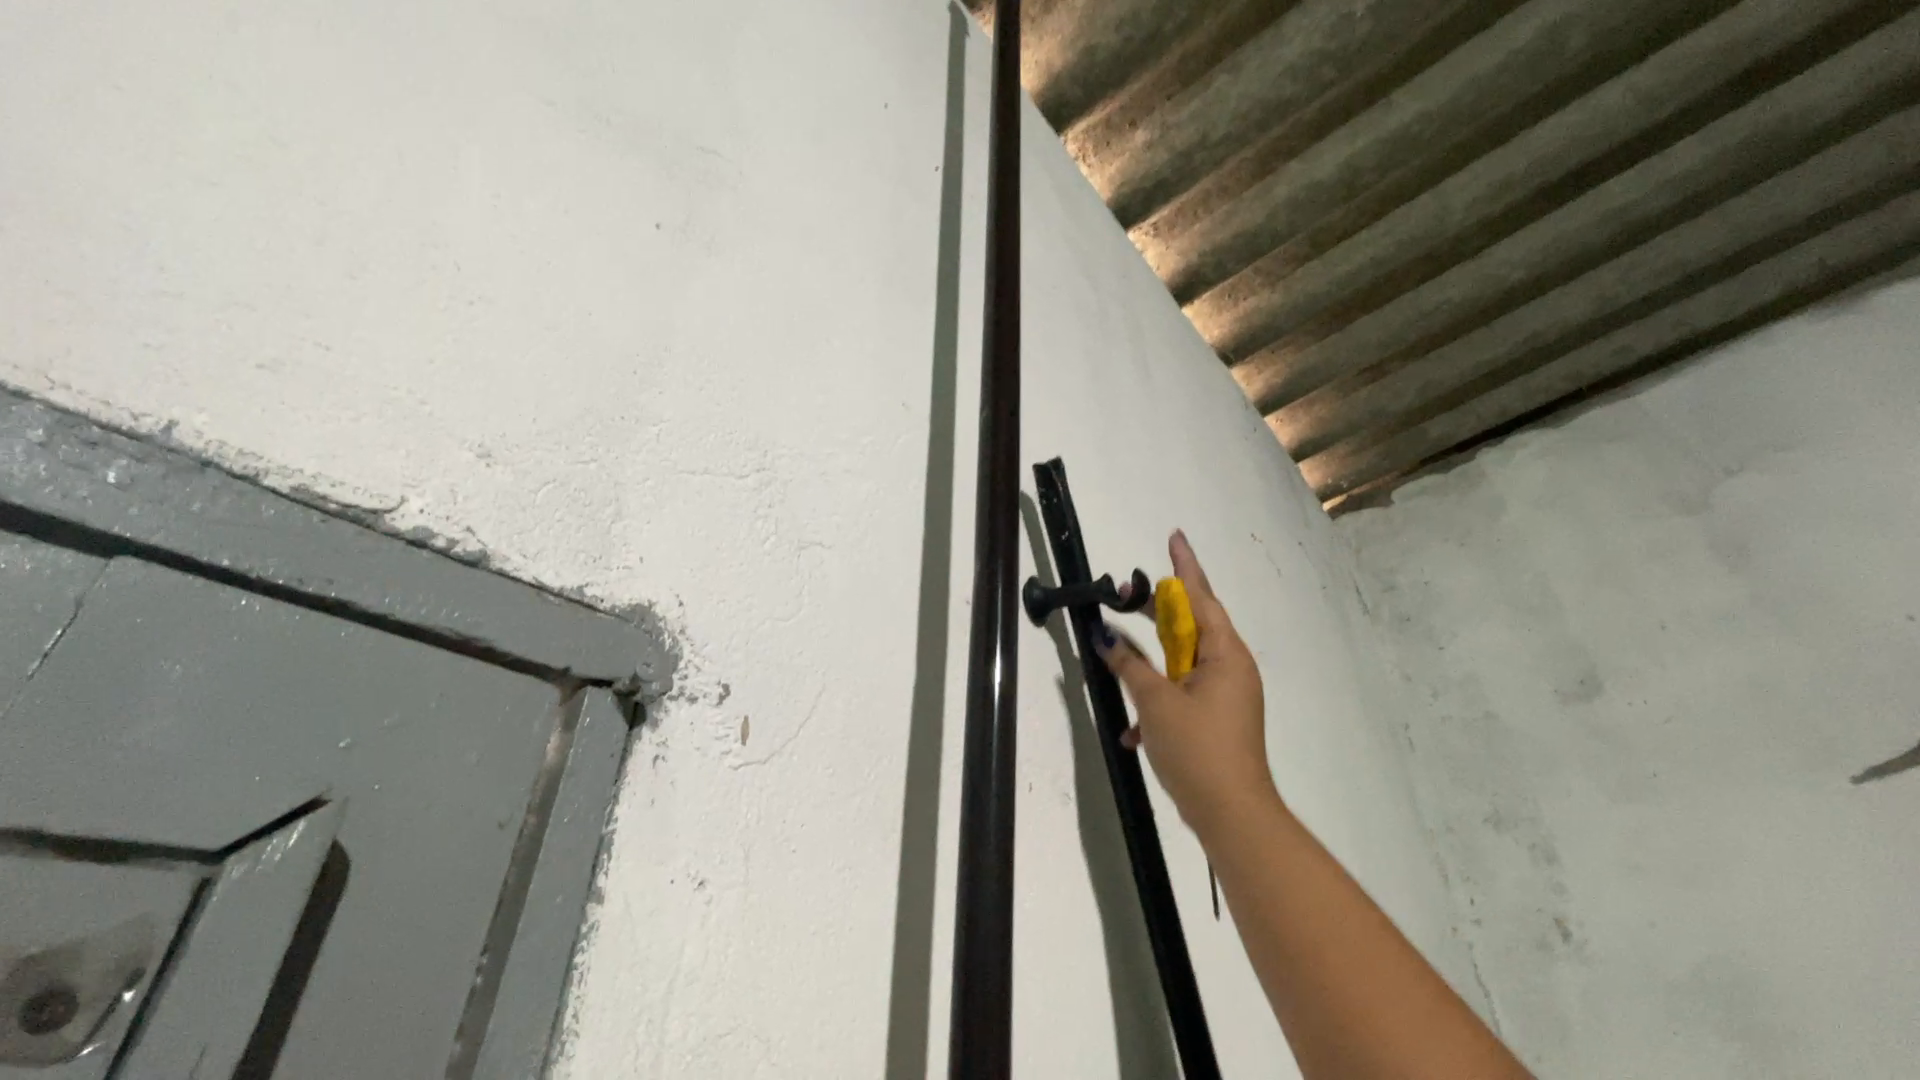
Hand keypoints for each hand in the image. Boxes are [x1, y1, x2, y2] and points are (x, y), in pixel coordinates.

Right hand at [1098, 530, 1277, 834]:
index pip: (1201, 598)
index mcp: (1225, 655)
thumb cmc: (1197, 748)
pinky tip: (1133, 732)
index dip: (1184, 568)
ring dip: (1151, 668)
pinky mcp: (1217, 722)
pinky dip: (1158, 705)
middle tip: (1127, 597)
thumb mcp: (1156, 702)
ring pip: (1182, 665)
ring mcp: (1226, 697)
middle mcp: (1231, 669)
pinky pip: (1183, 697)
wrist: (1231, 815)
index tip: (1174, 538)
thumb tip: (1105, 635)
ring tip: (1120, 659)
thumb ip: (1129, 664)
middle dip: (1158, 615)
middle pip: (1191, 628)